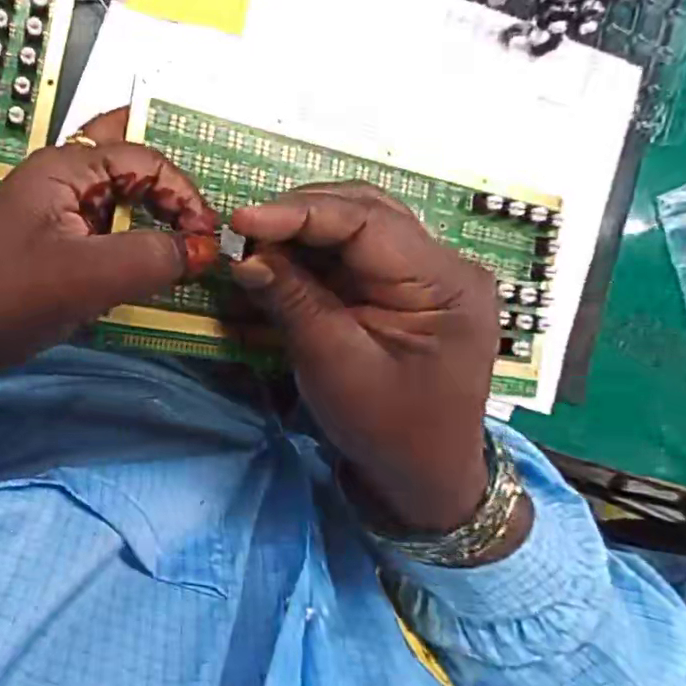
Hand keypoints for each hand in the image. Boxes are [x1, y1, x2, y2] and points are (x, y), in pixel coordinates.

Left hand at [0, 109, 220, 404]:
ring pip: (118, 199)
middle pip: (129, 162)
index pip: (144, 157)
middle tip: (199, 223)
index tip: (207, 239)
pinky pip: (103, 232)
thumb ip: (152, 257)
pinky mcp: (53, 244)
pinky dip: (130, 244)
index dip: (183, 193)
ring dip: (152, 217)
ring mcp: (54, 211)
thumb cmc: (7, 298)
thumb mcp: (85, 277)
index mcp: (62, 167)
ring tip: (183, 246)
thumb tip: (204, 249)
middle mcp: (59, 178)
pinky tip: (147, 269)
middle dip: (169, 188)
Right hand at [228, 184, 500, 532]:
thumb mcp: (334, 364)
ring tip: (251, 243)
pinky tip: (274, 260)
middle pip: (363, 210)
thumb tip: (245, 257)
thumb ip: (292, 301)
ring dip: (298, 229)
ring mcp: (419, 273)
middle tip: (241, 232)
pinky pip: (347, 251)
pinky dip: (306, 251)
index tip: (241, 220)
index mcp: (444, 282)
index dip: (298, 213)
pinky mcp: (395, 286)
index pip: (367, 221)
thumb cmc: (387, 427)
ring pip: (353, 222)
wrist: (422, 475)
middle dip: (296, 214)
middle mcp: (440, 264)